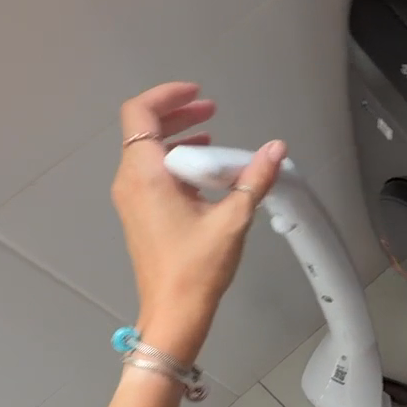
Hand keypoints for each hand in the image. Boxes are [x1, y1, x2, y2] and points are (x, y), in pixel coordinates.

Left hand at [109, 82, 285, 361]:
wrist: (174, 312)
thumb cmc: (197, 267)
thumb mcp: (232, 220)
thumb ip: (254, 180)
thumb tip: (276, 149)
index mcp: (145, 174)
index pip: (140, 113)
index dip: (167, 96)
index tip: (198, 95)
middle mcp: (130, 181)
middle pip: (143, 130)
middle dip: (177, 114)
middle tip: (212, 112)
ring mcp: (131, 200)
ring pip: (147, 153)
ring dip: (177, 139)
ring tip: (212, 138)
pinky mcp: (139, 216)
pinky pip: (151, 175)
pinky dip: (175, 163)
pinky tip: (204, 176)